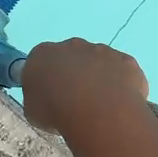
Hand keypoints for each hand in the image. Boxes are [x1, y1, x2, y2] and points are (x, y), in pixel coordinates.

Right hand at [21, 37, 149, 139]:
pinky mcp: (127, 61)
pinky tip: (119, 104)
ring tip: (100, 106)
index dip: (47, 79)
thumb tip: (44, 97)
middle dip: (74, 74)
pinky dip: (122, 84)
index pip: (42, 61)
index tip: (51, 96)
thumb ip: (37, 96)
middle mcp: (71, 45)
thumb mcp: (30, 109)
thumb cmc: (54, 110)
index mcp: (42, 53)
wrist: (94, 111)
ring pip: (99, 63)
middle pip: (72, 57)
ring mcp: (102, 50)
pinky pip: (123, 72)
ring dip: (99, 78)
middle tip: (76, 101)